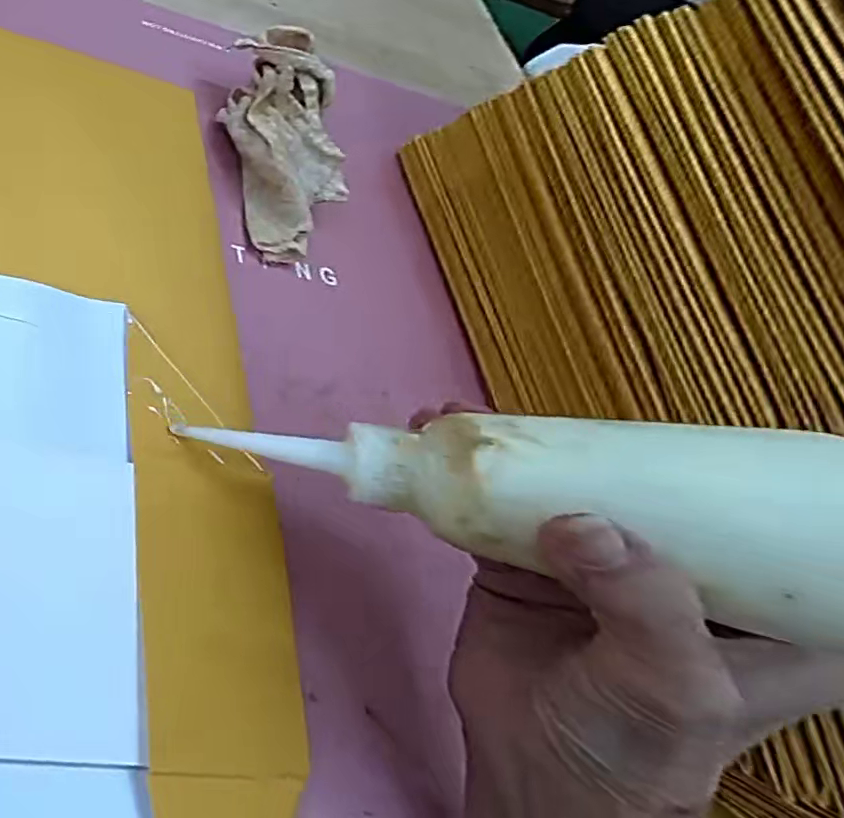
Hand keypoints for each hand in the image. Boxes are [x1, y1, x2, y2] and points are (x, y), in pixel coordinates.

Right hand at [411, 405, 843, 816]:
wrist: (532, 767)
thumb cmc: (633, 742)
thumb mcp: (669, 685)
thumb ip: (643, 604)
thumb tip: (582, 518)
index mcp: (754, 608)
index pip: (753, 526)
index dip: (717, 473)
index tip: (663, 431)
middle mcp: (668, 576)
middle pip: (631, 492)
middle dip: (577, 446)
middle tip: (528, 416)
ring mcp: (584, 568)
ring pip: (551, 493)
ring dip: (503, 455)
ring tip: (453, 420)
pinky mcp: (519, 566)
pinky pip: (491, 513)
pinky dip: (459, 483)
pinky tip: (430, 452)